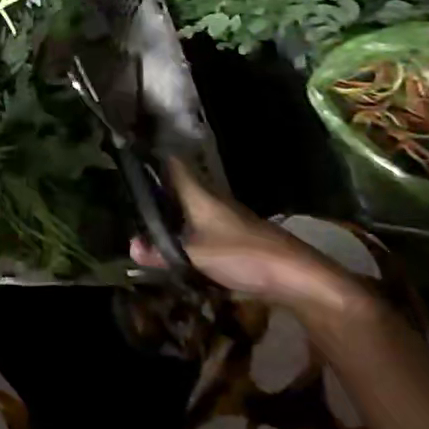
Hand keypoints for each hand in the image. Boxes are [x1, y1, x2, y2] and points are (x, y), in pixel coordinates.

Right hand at [134, 161, 370, 317]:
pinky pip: (203, 222)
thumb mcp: (195, 255)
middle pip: (179, 183)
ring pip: (191, 204)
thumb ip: (161, 251)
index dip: (150, 153)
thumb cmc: (244, 255)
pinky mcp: (238, 235)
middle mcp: (211, 197)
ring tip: (146, 217)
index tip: (127, 150)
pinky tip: (177, 240)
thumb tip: (130, 247)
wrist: (302, 279)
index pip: (171, 162)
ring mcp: (227, 216)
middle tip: (129, 191)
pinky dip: (187, 227)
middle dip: (156, 186)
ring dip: (172, 208)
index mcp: (198, 192)